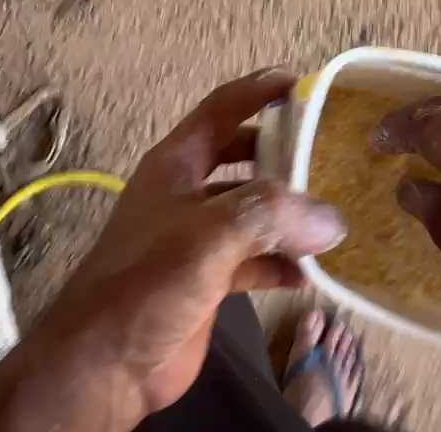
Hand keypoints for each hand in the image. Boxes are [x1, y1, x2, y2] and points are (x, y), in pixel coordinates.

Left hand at [0, 70, 345, 431]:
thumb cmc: (147, 280)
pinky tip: (312, 275)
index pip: (220, 109)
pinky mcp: (206, 277)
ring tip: (333, 219)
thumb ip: (267, 217)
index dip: (257, 91)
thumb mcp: (206, 236)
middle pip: (240, 157)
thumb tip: (329, 218)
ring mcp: (196, 234)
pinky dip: (281, 262)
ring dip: (287, 215)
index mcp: (176, 162)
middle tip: (330, 154)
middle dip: (281, 153)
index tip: (301, 81)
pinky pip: (253, 258)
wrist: (107, 358)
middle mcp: (186, 190)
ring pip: (251, 211)